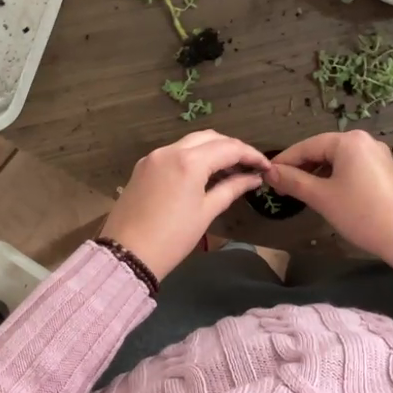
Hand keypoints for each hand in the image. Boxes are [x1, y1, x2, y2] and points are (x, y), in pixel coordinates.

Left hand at [100, 130, 270, 279]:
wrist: (127, 254)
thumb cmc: (173, 238)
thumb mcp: (206, 212)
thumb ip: (232, 189)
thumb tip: (253, 178)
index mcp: (189, 161)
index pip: (229, 148)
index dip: (251, 155)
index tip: (266, 167)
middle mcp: (170, 150)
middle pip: (210, 137)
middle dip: (232, 148)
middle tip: (249, 166)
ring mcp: (154, 156)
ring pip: (190, 142)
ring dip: (212, 150)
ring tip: (229, 170)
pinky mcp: (143, 166)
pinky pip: (174, 152)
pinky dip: (193, 157)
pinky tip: (203, 173)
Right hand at [264, 131, 392, 274]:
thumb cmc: (360, 213)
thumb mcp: (321, 197)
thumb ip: (293, 181)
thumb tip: (269, 172)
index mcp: (349, 140)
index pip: (307, 146)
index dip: (285, 161)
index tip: (266, 175)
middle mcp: (364, 140)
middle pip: (322, 150)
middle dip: (300, 167)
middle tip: (280, 187)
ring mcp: (377, 154)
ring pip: (336, 159)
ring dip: (316, 173)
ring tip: (299, 191)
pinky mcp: (383, 169)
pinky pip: (351, 167)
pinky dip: (334, 176)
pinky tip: (323, 192)